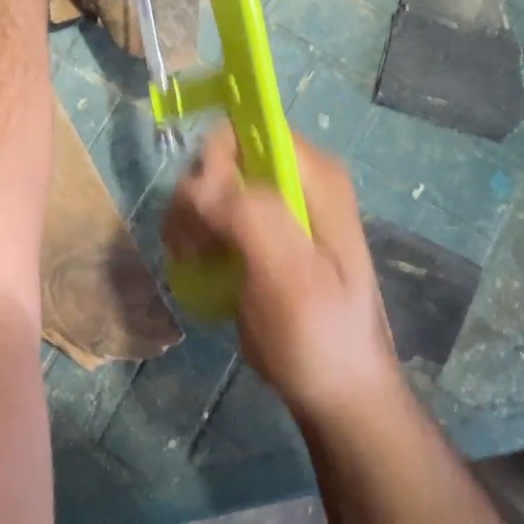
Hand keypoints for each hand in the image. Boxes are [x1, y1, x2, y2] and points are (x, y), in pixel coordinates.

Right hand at [162, 125, 400, 422]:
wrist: (335, 394)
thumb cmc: (318, 336)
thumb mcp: (290, 277)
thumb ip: (248, 216)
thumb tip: (196, 181)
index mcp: (314, 176)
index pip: (247, 129)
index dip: (215, 161)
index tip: (202, 210)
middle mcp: (295, 180)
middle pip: (221, 156)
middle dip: (196, 197)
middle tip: (194, 245)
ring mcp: (275, 206)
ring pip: (207, 184)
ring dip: (188, 219)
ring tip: (192, 260)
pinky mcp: (256, 232)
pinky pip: (208, 211)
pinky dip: (191, 234)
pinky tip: (195, 264)